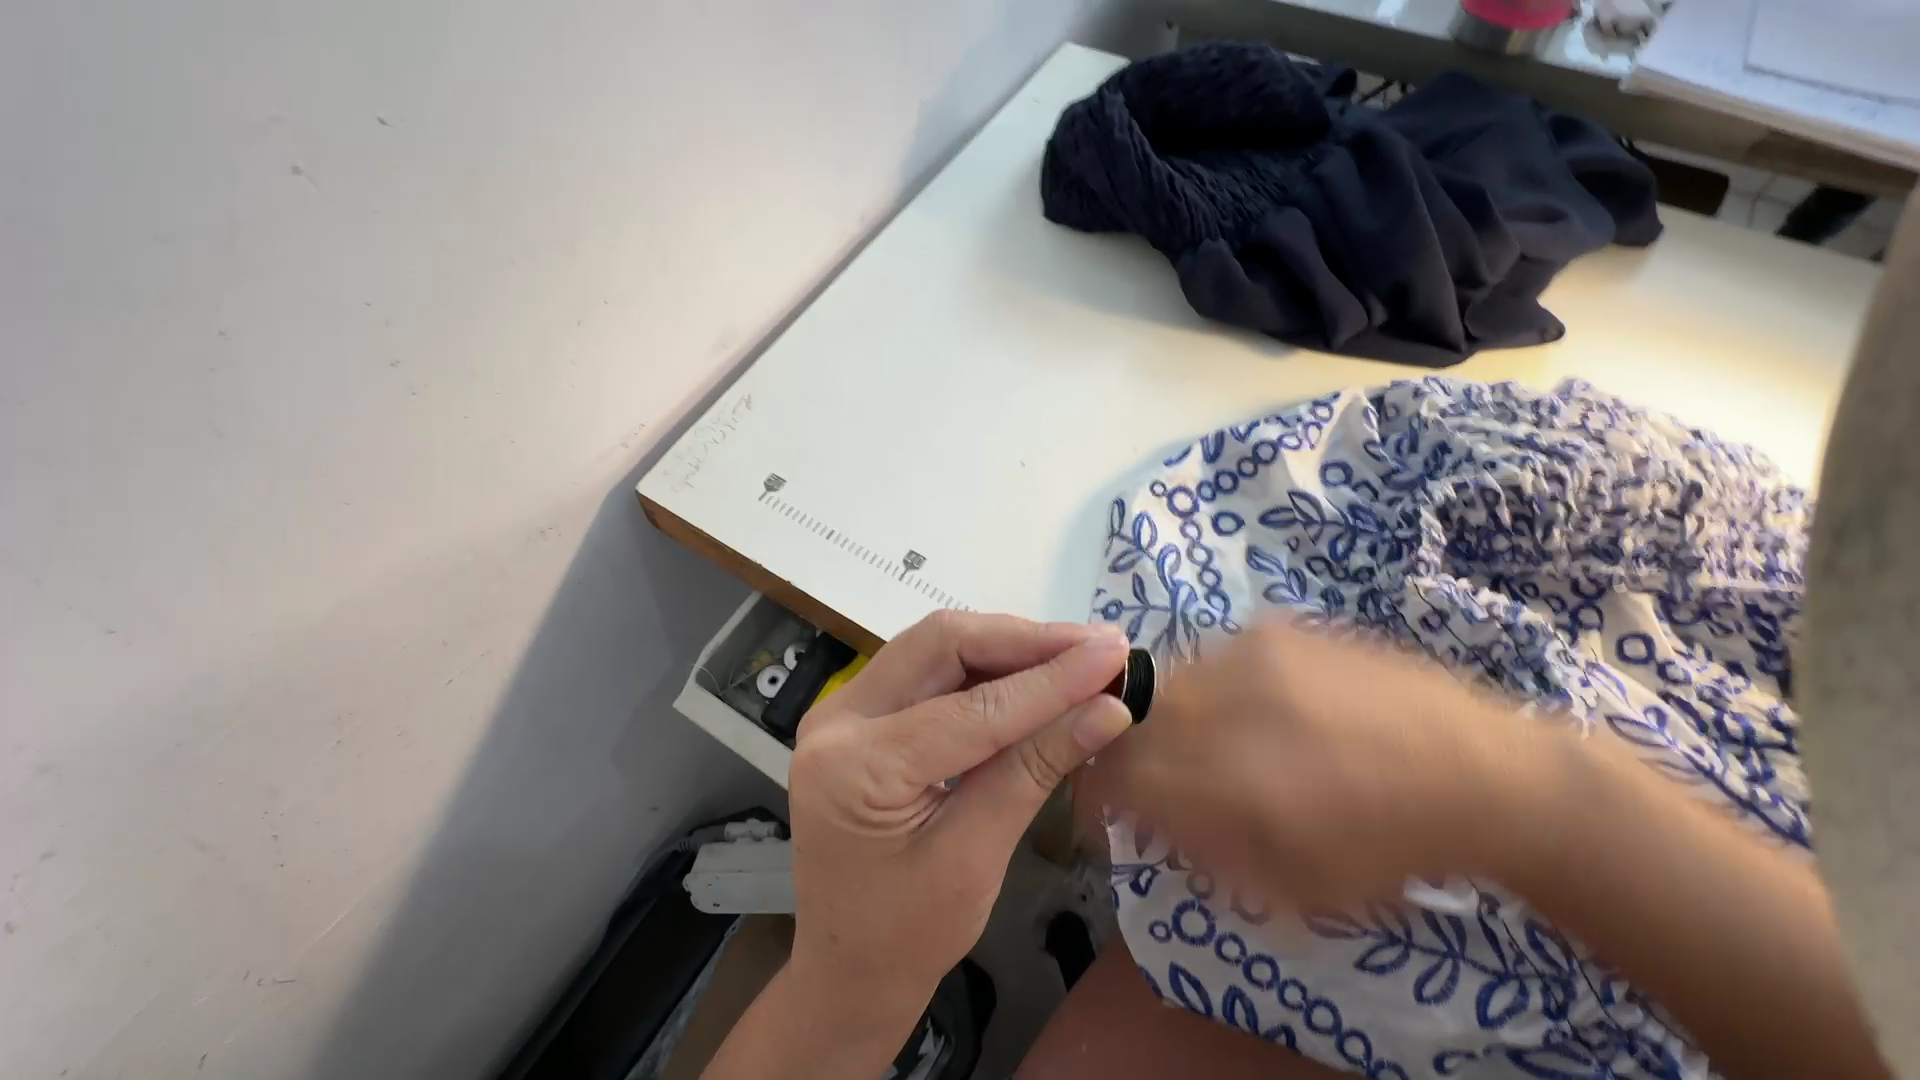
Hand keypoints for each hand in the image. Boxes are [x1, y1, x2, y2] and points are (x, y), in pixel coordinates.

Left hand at [785, 611, 1132, 1001]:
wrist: (847, 968)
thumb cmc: (907, 935)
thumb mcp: (976, 857)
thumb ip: (1035, 770)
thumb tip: (1109, 707)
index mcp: (854, 766)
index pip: (972, 706)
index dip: (1051, 679)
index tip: (1116, 657)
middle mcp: (836, 719)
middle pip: (942, 644)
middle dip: (1026, 641)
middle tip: (1099, 647)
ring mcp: (843, 711)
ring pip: (936, 648)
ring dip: (1009, 648)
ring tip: (1079, 657)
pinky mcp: (859, 716)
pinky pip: (928, 672)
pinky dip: (986, 669)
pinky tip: (1034, 677)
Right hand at [1083, 620, 1550, 907]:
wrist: (1480, 773)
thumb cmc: (1383, 849)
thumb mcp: (1284, 882)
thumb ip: (1198, 846)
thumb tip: (1143, 815)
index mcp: (1220, 781)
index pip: (1112, 772)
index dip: (1096, 789)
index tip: (1103, 805)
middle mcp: (1221, 705)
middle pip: (1130, 718)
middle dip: (1130, 750)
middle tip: (1158, 774)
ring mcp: (1248, 655)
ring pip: (1169, 682)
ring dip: (1172, 715)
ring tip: (1214, 739)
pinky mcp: (1278, 628)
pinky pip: (1215, 656)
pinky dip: (1217, 686)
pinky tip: (1256, 706)